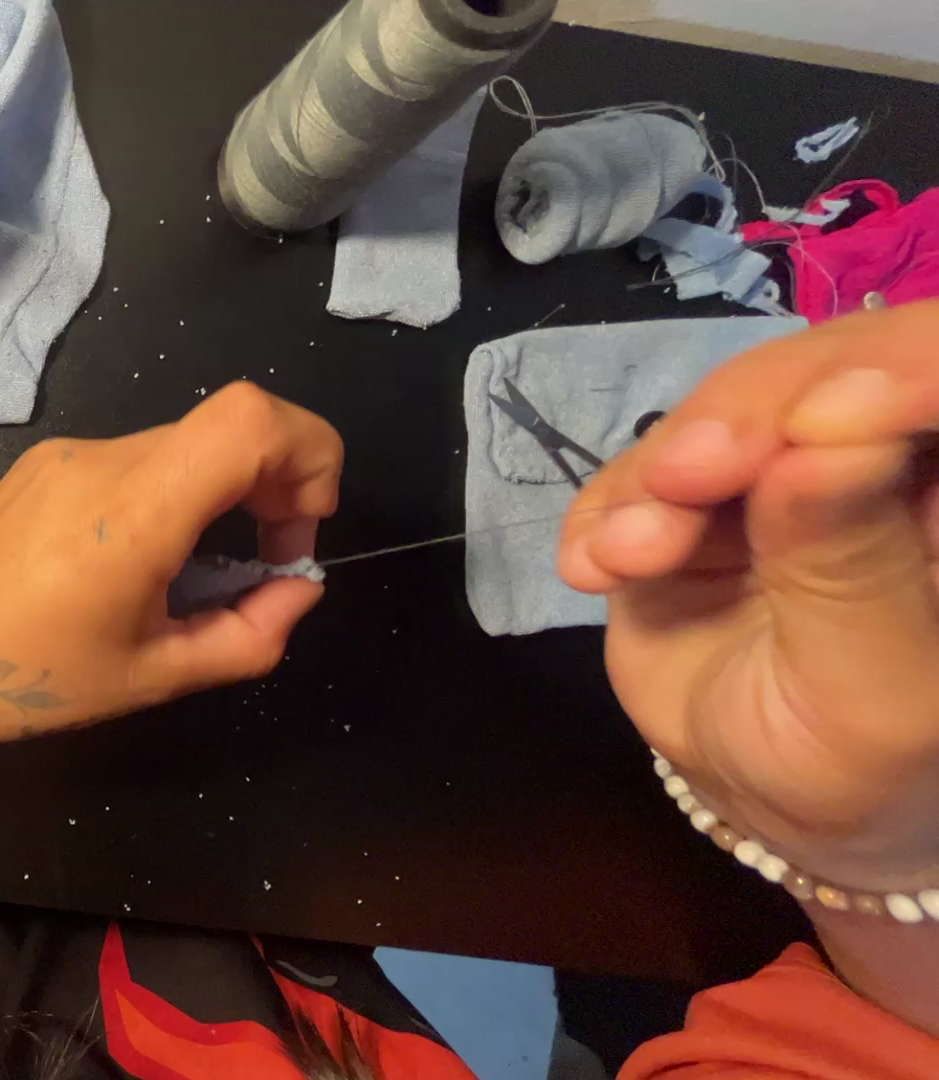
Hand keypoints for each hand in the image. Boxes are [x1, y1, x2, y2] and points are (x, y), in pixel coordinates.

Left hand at [0, 382, 341, 731]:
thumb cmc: (35, 678)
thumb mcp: (157, 677)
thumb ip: (251, 635)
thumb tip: (299, 586)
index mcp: (132, 514)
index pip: (248, 418)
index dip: (307, 452)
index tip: (297, 525)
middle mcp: (100, 460)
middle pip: (224, 427)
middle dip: (273, 484)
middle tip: (262, 559)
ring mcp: (67, 451)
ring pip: (182, 445)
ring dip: (219, 494)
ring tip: (193, 568)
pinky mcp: (45, 459)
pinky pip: (136, 458)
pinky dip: (170, 494)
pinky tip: (137, 556)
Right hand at [559, 302, 938, 889]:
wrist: (746, 785)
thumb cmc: (850, 758)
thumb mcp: (871, 686)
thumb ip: (851, 566)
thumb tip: (826, 443)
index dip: (903, 368)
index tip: (825, 419)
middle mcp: (874, 462)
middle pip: (812, 375)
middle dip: (735, 420)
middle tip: (678, 481)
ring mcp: (764, 479)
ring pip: (703, 421)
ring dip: (646, 481)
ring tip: (619, 562)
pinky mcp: (674, 504)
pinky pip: (625, 476)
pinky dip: (596, 514)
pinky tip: (590, 571)